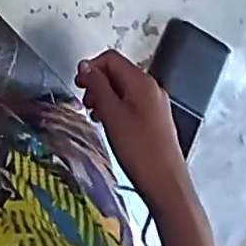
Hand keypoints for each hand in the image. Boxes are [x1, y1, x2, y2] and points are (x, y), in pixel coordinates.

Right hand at [77, 49, 193, 208]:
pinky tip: (109, 124)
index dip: (91, 67)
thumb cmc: (139, 149)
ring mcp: (156, 104)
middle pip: (117, 72)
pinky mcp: (157, 120)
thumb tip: (85, 66)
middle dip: (97, 82)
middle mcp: (151, 88)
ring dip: (105, 96)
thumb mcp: (111, 113)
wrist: (167, 186)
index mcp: (141, 81)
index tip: (78, 84)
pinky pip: (132, 103)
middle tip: (85, 101)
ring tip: (95, 115)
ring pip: (123, 89)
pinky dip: (117, 108)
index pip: (110, 58)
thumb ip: (97, 85)